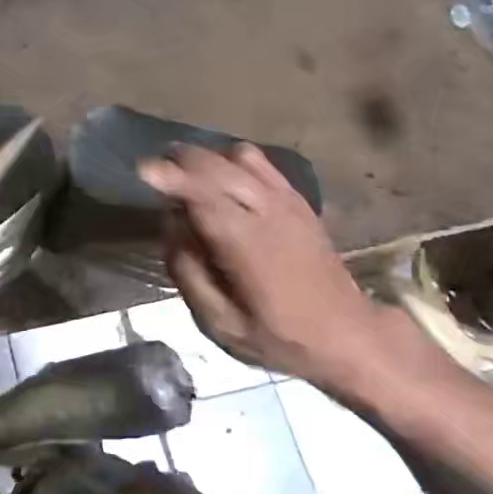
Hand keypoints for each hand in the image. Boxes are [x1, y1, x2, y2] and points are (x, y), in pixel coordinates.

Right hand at [140, 143, 445, 399]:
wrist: (349, 335)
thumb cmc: (280, 336)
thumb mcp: (222, 324)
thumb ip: (188, 274)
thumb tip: (170, 228)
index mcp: (248, 244)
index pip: (203, 195)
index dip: (171, 178)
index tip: (143, 169)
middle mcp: (269, 212)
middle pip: (218, 166)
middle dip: (181, 161)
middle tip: (156, 173)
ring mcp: (288, 202)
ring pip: (239, 156)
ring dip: (207, 159)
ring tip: (186, 175)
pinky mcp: (299, 200)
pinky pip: (261, 163)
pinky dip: (232, 161)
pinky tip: (220, 179)